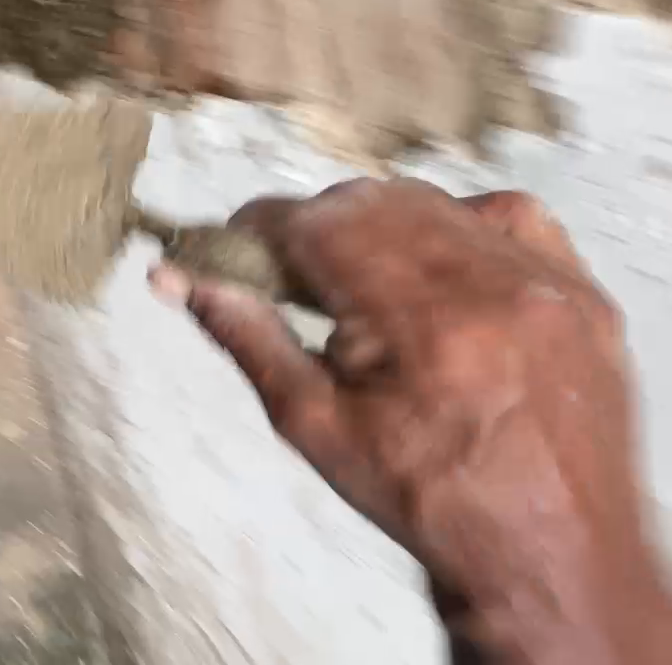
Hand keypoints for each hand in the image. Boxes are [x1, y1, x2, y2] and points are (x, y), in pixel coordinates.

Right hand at [152, 179, 669, 664]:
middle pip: (362, 201)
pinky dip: (450, 221)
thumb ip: (241, 333)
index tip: (229, 248)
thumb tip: (174, 278)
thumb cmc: (422, 494)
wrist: (552, 556)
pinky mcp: (582, 295)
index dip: (255, 228)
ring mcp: (548, 286)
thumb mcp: (305, 420)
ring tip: (344, 275)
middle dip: (303, 225)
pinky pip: (506, 214)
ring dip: (364, 221)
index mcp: (421, 322)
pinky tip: (424, 262)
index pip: (312, 223)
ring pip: (424, 199)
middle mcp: (492, 288)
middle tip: (281, 274)